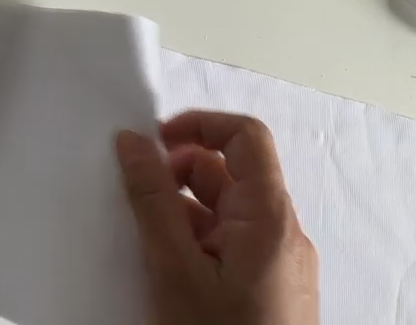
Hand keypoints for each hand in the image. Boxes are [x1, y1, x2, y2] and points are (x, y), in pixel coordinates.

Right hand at [114, 111, 318, 324]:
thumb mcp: (174, 268)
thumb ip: (152, 197)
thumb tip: (132, 138)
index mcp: (270, 219)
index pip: (245, 137)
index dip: (199, 124)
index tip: (153, 142)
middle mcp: (282, 235)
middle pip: (228, 172)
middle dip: (176, 173)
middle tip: (134, 196)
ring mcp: (278, 266)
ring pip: (223, 209)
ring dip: (180, 210)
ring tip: (144, 240)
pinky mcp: (268, 291)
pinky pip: (226, 242)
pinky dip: (192, 239)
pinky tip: (163, 268)